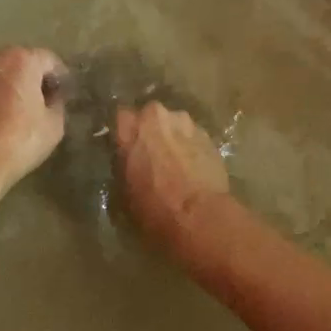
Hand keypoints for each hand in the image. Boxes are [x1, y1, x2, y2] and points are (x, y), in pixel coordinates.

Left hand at [0, 48, 68, 197]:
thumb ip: (58, 102)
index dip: (61, 76)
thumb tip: (53, 97)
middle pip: (25, 60)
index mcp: (23, 61)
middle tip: (47, 98)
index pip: (50, 60)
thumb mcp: (54, 124)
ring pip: (5, 71)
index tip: (66, 93)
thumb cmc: (21, 139)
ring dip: (17, 82)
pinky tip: (5, 111)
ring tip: (25, 105)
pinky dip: (0, 91)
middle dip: (37, 76)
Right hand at [114, 101, 231, 253]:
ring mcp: (187, 123)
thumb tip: (129, 155)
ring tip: (177, 162)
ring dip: (173, 137)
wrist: (199, 215)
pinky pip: (193, 137)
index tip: (127, 146)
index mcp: (133, 126)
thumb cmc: (154, 204)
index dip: (126, 133)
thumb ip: (124, 159)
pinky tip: (194, 169)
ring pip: (175, 125)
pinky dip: (192, 148)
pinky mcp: (208, 136)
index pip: (122, 117)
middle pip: (151, 116)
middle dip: (151, 131)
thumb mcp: (124, 186)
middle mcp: (159, 115)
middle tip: (152, 155)